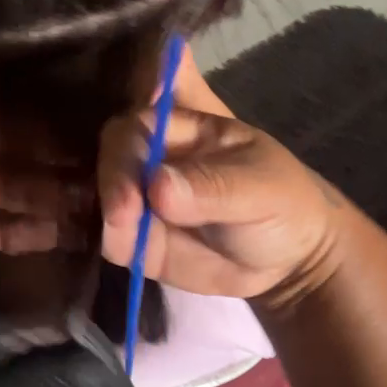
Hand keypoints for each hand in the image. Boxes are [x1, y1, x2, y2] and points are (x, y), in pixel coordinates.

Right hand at [98, 65, 347, 307]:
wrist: (288, 264)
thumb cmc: (282, 205)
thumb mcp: (262, 188)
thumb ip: (213, 186)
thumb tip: (158, 187)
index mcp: (180, 128)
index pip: (139, 122)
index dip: (129, 146)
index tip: (141, 182)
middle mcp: (149, 157)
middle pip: (110, 155)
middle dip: (113, 182)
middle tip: (123, 215)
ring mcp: (136, 196)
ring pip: (99, 193)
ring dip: (105, 213)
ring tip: (124, 236)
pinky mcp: (130, 236)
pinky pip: (106, 234)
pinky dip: (107, 238)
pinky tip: (123, 246)